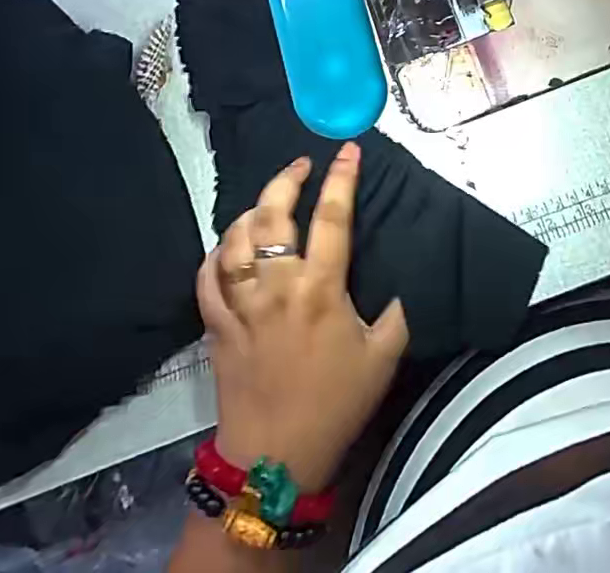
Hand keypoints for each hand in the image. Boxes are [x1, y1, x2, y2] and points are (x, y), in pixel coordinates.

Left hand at [198, 143, 408, 490]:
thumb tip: (403, 280)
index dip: (342, 178)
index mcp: (321, 289)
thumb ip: (399, 311)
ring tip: (266, 202)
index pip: (332, 218)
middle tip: (301, 166)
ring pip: (233, 240)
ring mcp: (240, 305)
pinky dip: (216, 252)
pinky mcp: (216, 325)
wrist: (276, 457)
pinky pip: (206, 277)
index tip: (348, 151)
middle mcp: (276, 287)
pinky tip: (228, 244)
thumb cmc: (336, 402)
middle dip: (286, 180)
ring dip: (250, 211)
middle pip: (272, 216)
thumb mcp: (385, 356)